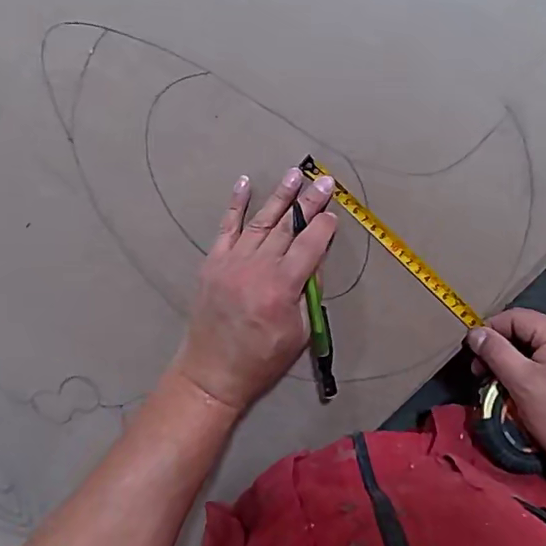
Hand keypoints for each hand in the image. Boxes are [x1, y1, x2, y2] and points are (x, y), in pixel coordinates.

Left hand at [169, 167, 337, 412]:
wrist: (211, 371)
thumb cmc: (261, 360)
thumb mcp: (299, 333)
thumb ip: (307, 293)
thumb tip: (311, 261)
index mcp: (281, 288)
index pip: (310, 247)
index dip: (324, 228)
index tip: (334, 213)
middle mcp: (257, 268)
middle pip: (289, 227)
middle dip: (309, 202)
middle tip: (325, 181)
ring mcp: (232, 261)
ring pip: (261, 220)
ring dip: (280, 195)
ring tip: (294, 174)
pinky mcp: (214, 261)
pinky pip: (227, 226)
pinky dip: (236, 203)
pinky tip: (245, 183)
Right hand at [467, 308, 545, 493]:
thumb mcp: (522, 385)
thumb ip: (495, 352)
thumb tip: (475, 332)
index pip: (514, 317)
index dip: (489, 334)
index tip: (475, 361)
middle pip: (530, 332)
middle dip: (505, 352)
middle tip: (488, 378)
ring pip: (544, 350)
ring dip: (522, 365)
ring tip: (511, 390)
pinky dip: (542, 374)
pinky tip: (536, 395)